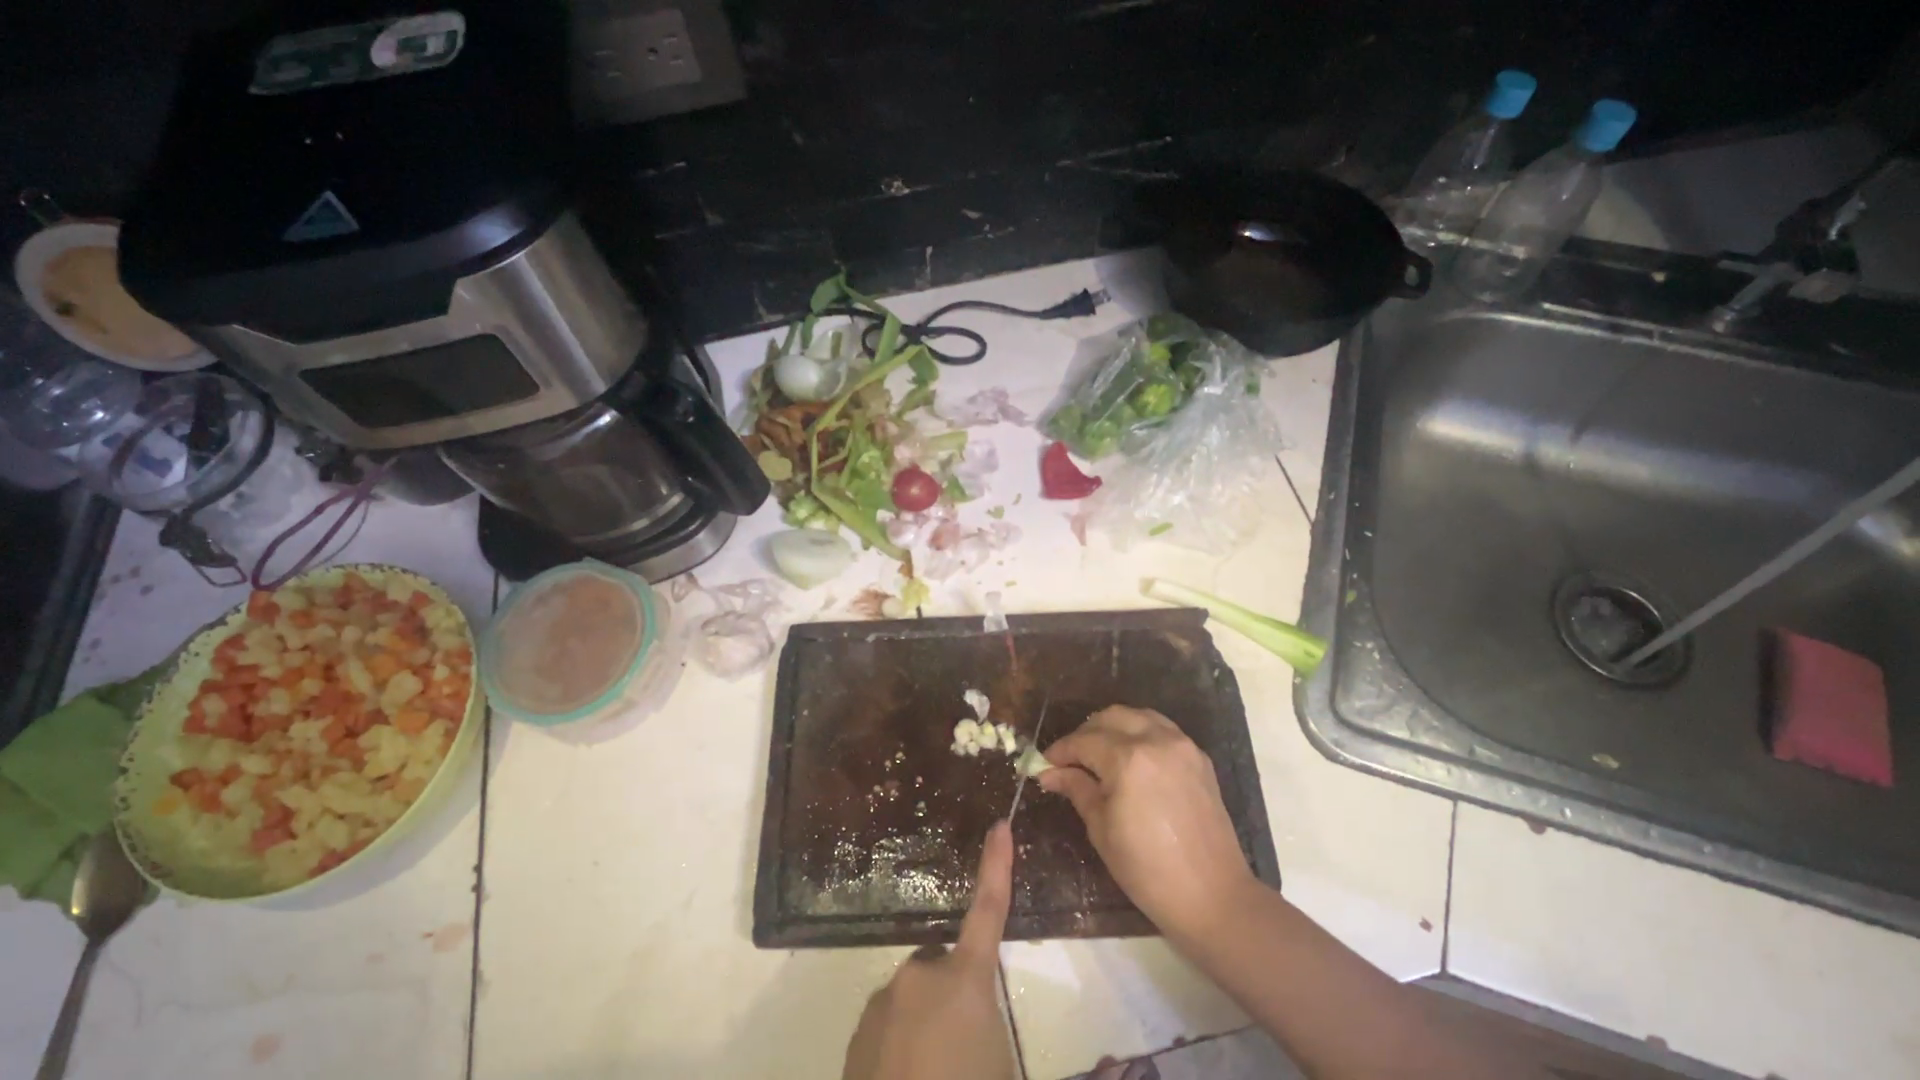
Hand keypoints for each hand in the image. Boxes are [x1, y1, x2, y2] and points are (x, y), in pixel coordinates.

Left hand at [842, 821, 1016, 1079]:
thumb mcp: (1002, 1062)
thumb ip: (991, 1025)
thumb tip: (986, 1026)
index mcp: (965, 980)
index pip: (989, 911)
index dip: (997, 867)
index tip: (1000, 826)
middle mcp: (920, 977)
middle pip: (945, 970)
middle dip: (956, 994)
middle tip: (969, 1047)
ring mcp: (883, 1004)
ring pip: (916, 1002)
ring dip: (928, 1025)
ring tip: (940, 1071)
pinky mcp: (858, 1034)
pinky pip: (890, 1027)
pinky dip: (903, 1047)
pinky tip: (911, 1079)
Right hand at [1037, 706, 1256, 938]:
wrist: (1210, 893)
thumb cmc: (1146, 868)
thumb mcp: (1101, 829)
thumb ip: (1077, 790)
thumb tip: (1050, 773)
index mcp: (1128, 759)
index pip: (1084, 741)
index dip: (1061, 751)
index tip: (1046, 765)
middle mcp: (1157, 741)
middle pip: (1111, 717)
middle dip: (1086, 734)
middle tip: (1071, 761)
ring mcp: (1183, 746)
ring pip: (1140, 717)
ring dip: (1115, 728)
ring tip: (1100, 756)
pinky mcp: (1199, 758)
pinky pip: (1164, 731)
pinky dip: (1142, 735)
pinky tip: (1132, 761)